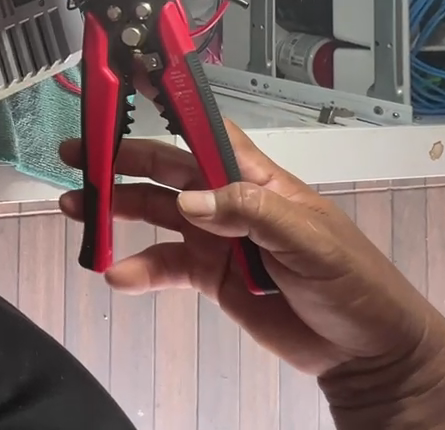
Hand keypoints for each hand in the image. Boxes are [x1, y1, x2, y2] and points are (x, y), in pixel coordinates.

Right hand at [57, 120, 437, 381]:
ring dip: (113, 209)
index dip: (166, 105)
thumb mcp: (311, 243)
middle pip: (161, 168)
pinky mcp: (208, 273)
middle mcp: (224, 198)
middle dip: (117, 162)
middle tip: (75, 158)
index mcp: (252, 177)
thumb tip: (188, 202)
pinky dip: (137, 267)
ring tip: (76, 209)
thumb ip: (250, 213)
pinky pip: (163, 264)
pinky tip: (117, 275)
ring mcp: (213, 236)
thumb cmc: (354, 285)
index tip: (127, 86)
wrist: (370, 357)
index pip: (203, 130)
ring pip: (152, 212)